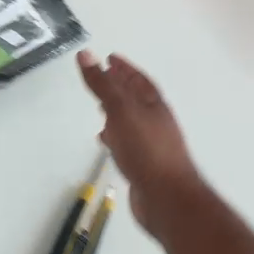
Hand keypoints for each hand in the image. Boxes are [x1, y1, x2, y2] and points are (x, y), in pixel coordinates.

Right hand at [77, 50, 206, 237]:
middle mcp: (155, 122)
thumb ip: (102, 84)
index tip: (109, 57)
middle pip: (136, 99)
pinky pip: (127, 142)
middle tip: (102, 78)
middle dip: (120, 87)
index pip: (138, 80)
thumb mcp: (120, 110)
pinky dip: (115, 136)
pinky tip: (106, 140)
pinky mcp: (144, 165)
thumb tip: (85, 53)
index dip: (125, 68)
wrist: (168, 200)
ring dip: (116, 112)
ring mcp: (151, 145)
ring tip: (98, 107)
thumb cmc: (146, 149)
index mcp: (154, 106)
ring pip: (131, 121)